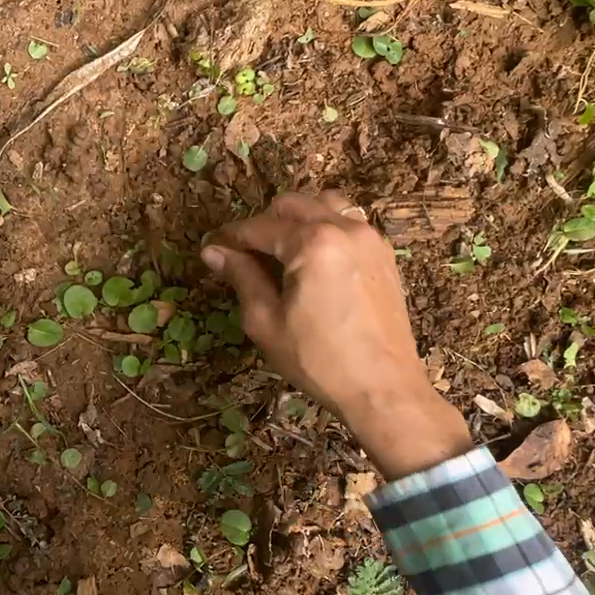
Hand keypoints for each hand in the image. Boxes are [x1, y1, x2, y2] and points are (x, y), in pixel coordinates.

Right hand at [201, 192, 471, 479]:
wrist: (383, 388)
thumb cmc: (317, 359)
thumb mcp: (264, 320)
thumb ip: (240, 276)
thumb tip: (212, 251)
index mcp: (312, 243)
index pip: (258, 226)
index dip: (230, 238)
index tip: (211, 250)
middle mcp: (344, 229)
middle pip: (292, 205)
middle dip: (262, 224)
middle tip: (243, 254)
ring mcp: (370, 239)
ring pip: (324, 206)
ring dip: (295, 220)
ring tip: (279, 252)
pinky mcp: (383, 255)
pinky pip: (348, 223)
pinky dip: (323, 229)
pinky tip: (310, 261)